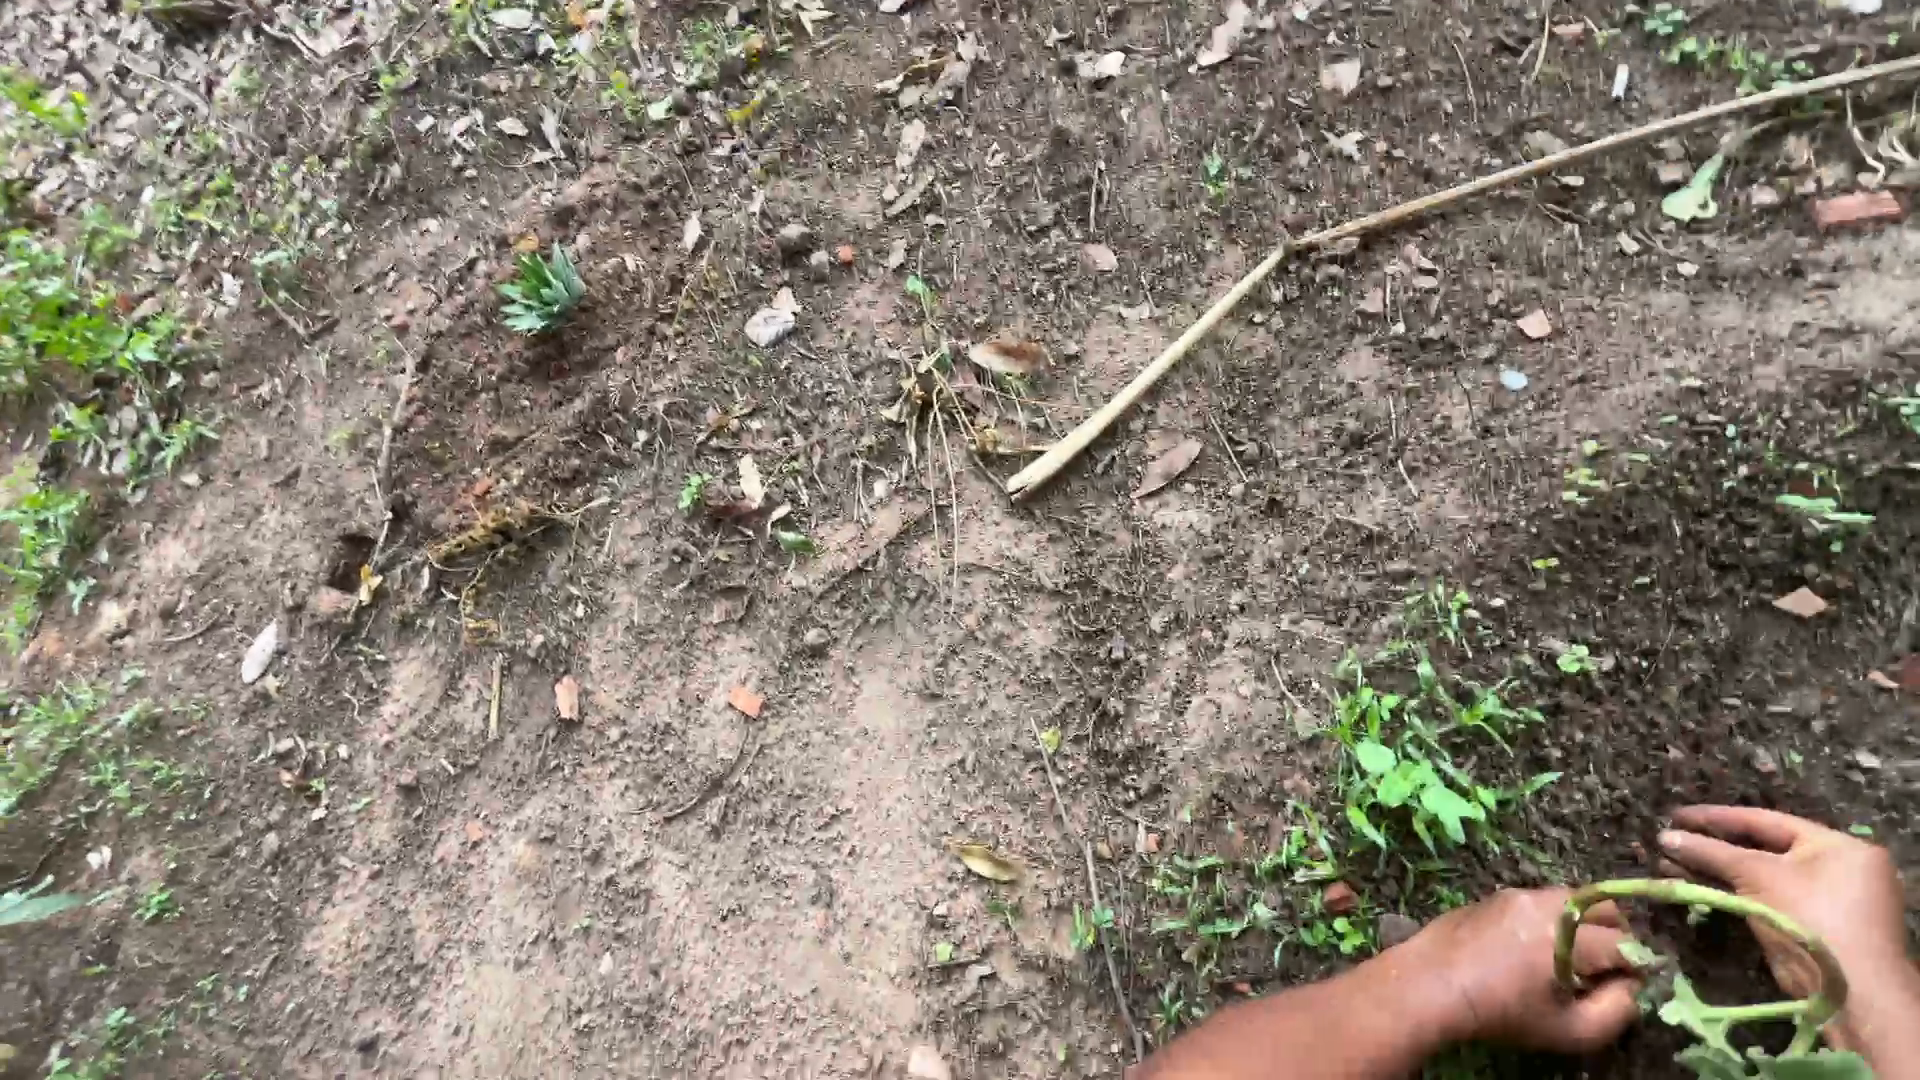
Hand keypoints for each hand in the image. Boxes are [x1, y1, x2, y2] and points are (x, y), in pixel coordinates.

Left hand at [1391, 887, 1643, 1052]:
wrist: (1431, 982)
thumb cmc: (1504, 1012)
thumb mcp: (1574, 1030)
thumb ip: (1618, 1008)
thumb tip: (1631, 983)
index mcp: (1568, 935)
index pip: (1627, 944)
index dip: (1638, 967)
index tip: (1629, 985)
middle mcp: (1543, 904)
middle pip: (1602, 906)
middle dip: (1618, 934)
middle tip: (1608, 967)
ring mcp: (1513, 895)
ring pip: (1569, 898)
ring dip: (1584, 923)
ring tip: (1572, 958)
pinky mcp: (1492, 896)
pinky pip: (1537, 901)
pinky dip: (1552, 918)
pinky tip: (1536, 947)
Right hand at [1658, 805, 1909, 998]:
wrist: (1845, 987)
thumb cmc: (1809, 915)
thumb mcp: (1754, 874)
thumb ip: (1707, 850)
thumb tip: (1663, 836)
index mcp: (1838, 847)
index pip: (1764, 820)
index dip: (1715, 816)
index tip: (1675, 814)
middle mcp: (1835, 867)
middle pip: (1758, 845)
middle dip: (1709, 844)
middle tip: (1670, 837)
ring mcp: (1821, 895)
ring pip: (1753, 870)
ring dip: (1710, 865)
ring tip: (1668, 860)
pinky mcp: (1805, 917)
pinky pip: (1758, 890)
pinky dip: (1725, 884)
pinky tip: (1687, 879)